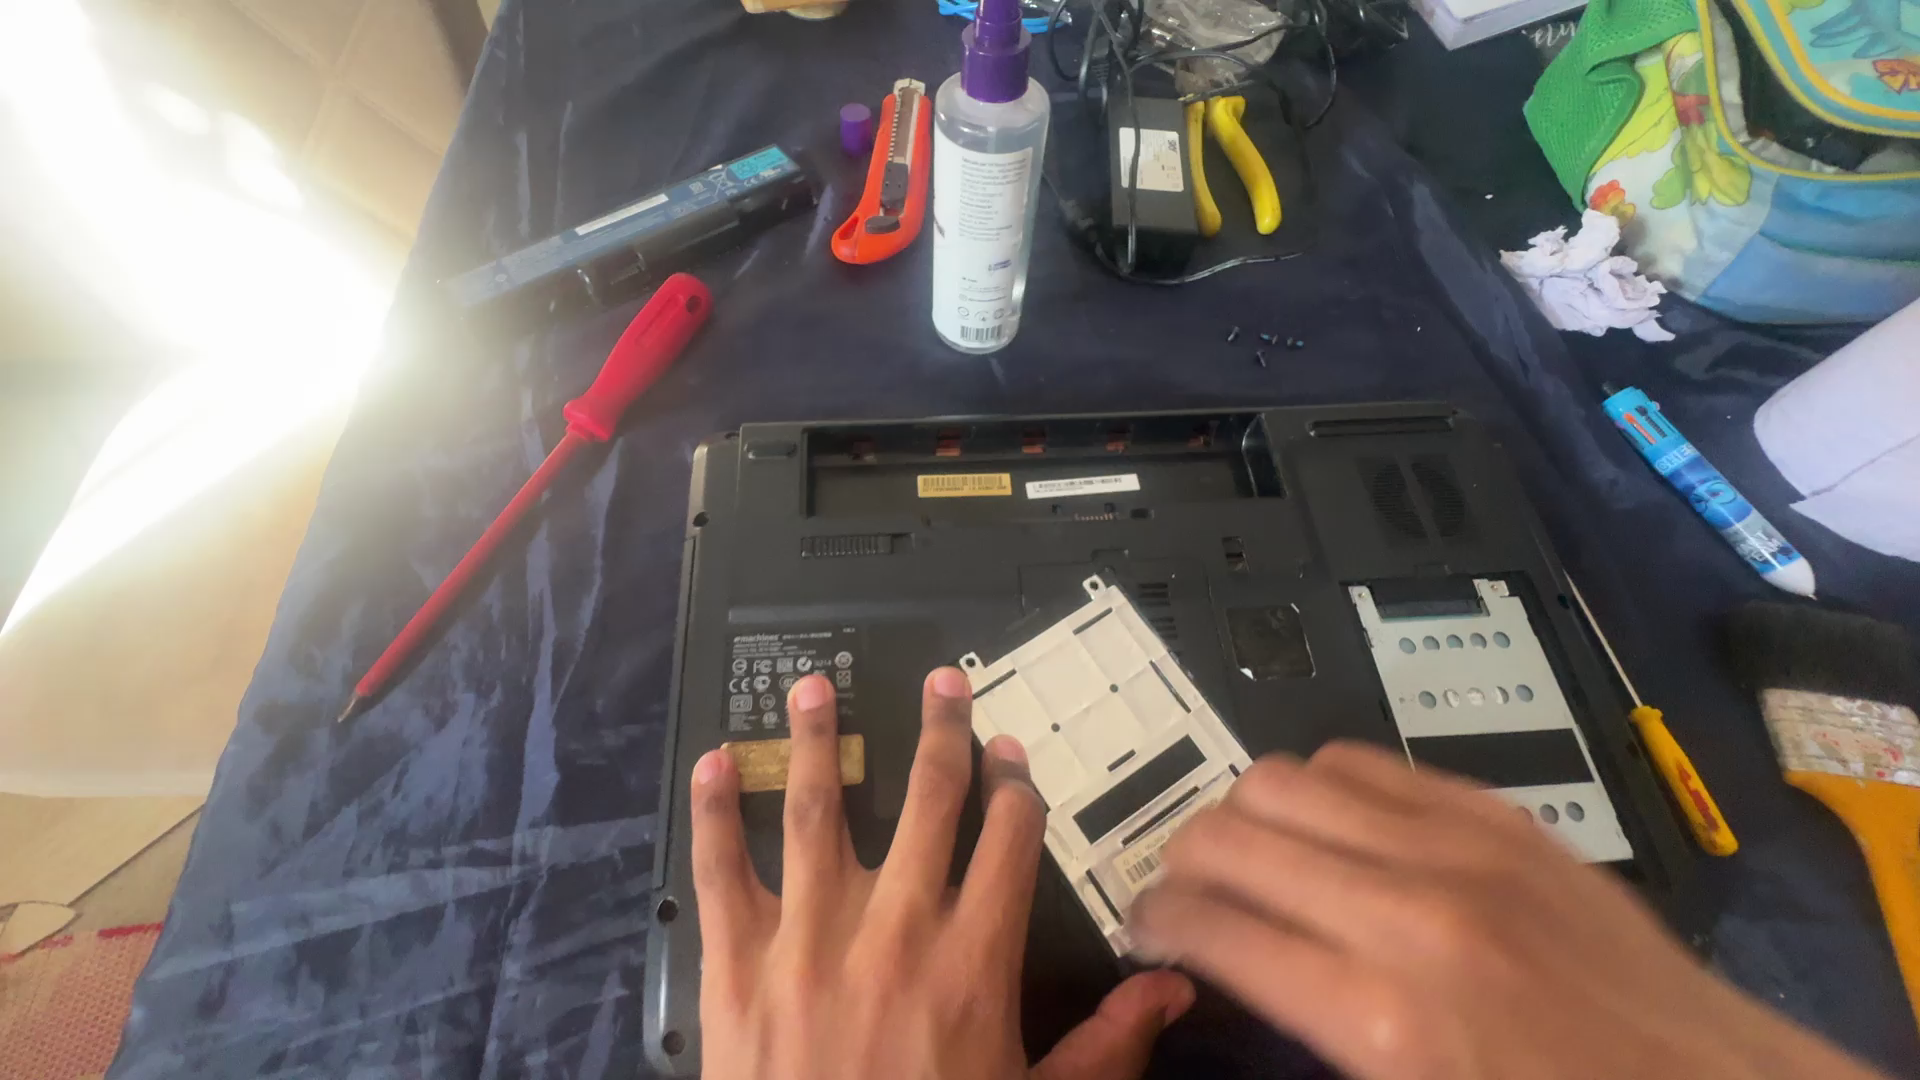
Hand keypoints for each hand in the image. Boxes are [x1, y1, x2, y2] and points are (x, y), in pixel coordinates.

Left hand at [691, 667, 1194, 1079]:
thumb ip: (1108, 1043)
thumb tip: (1176, 989)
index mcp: (971, 960)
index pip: (1006, 837)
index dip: (1013, 786)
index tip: (1008, 753)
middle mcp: (893, 929)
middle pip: (927, 800)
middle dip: (941, 732)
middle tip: (942, 680)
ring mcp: (809, 939)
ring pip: (816, 811)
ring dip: (820, 741)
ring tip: (816, 686)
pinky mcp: (737, 965)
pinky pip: (723, 873)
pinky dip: (715, 813)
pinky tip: (716, 760)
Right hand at [1131, 741, 1890, 1079]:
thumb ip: (1303, 1037)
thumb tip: (1226, 969)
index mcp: (1383, 1021)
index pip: (1211, 926)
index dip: (1155, 921)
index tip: (1145, 927)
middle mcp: (1405, 910)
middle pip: (1228, 834)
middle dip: (1179, 861)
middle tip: (1183, 891)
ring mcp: (1455, 846)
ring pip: (1280, 779)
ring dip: (1242, 817)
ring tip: (1250, 854)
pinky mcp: (1493, 813)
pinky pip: (1356, 762)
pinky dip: (1315, 790)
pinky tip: (1326, 829)